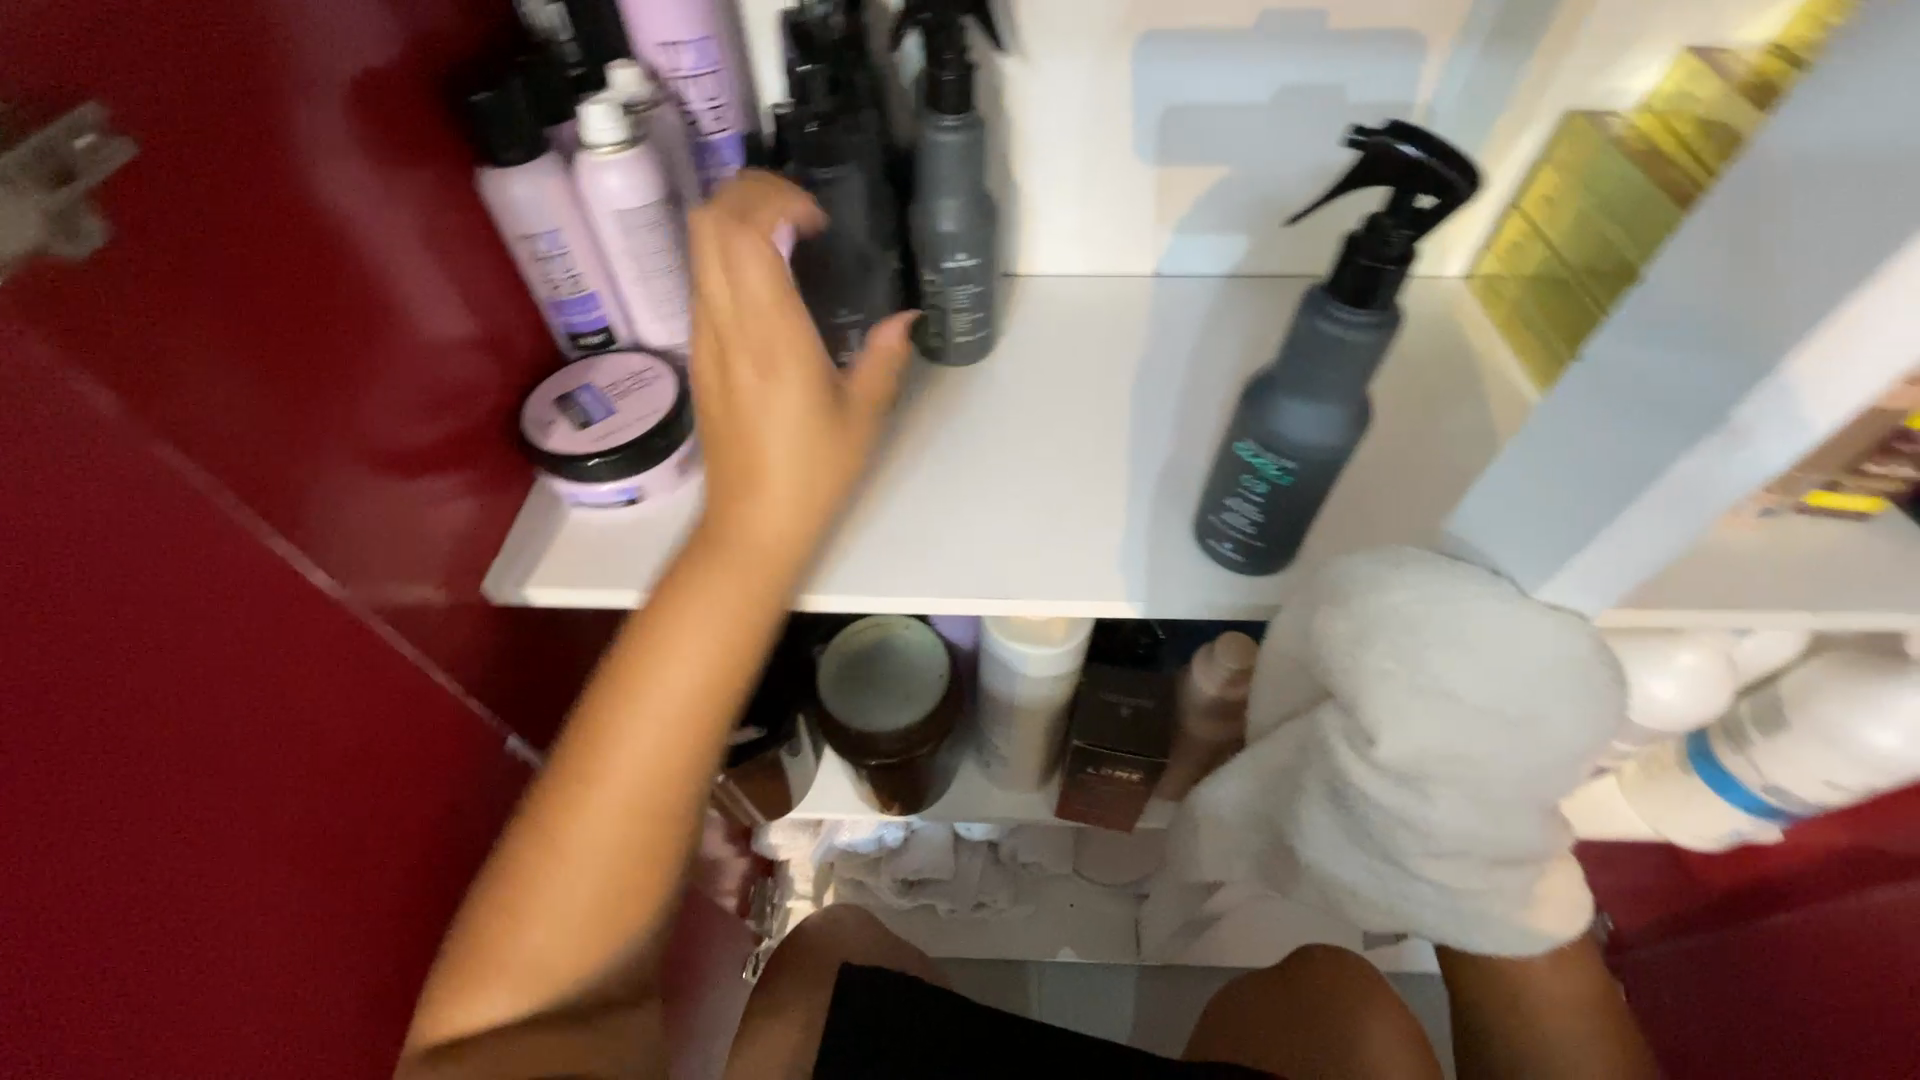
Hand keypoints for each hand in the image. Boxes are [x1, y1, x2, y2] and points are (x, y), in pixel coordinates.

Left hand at [684, 170, 916, 569]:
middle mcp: (726, 325)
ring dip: (735, 223)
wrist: (751, 523)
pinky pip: (702, 282)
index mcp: (770, 334)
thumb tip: (904, 319)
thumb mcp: (863, 417)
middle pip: (707, 221)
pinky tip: (769, 286)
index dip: (775, 198)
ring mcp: (704, 339)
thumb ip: (885, 357)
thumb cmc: (812, 473)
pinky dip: (728, 258)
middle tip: (799, 213)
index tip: (817, 221)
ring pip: (697, 248)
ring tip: (786, 239)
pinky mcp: (699, 357)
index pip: (743, 228)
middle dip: (749, 193)